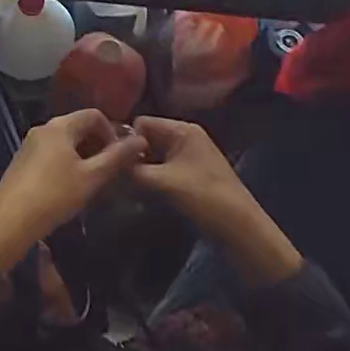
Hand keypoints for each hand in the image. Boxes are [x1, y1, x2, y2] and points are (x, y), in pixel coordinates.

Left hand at [0, 109, 150, 270]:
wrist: (10, 220)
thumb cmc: (55, 195)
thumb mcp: (92, 177)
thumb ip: (117, 157)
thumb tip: (140, 139)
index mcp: (60, 126)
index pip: (94, 115)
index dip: (112, 132)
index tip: (120, 157)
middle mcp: (42, 128)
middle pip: (78, 127)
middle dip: (98, 145)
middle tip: (110, 171)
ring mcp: (29, 144)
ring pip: (65, 142)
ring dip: (83, 155)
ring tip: (93, 181)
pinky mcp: (22, 161)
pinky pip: (51, 153)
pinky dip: (67, 162)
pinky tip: (70, 186)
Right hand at [129, 117, 303, 283]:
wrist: (240, 227)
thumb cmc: (203, 197)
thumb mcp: (162, 182)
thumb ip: (132, 169)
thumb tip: (109, 163)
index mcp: (182, 130)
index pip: (142, 123)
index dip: (126, 139)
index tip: (113, 159)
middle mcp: (186, 136)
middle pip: (147, 137)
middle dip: (132, 154)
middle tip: (115, 173)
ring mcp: (189, 155)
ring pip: (153, 153)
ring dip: (140, 167)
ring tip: (124, 183)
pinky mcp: (190, 172)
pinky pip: (162, 166)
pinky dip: (151, 175)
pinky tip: (140, 190)